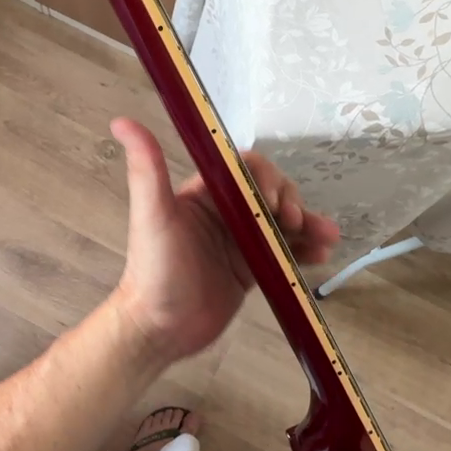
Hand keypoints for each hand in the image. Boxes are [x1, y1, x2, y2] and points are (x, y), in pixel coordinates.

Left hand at [107, 117, 338, 362]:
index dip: (267, 178)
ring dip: (308, 224)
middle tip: (294, 224)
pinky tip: (321, 256)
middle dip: (291, 202)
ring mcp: (239, 242)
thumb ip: (146, 170)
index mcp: (204, 195)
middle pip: (271, 193)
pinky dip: (304, 251)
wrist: (160, 329)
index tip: (274, 203)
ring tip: (328, 237)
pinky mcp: (250, 270)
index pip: (245, 170)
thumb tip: (122, 122)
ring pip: (283, 222)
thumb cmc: (154, 271)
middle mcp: (224, 214)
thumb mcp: (152, 216)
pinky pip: (284, 252)